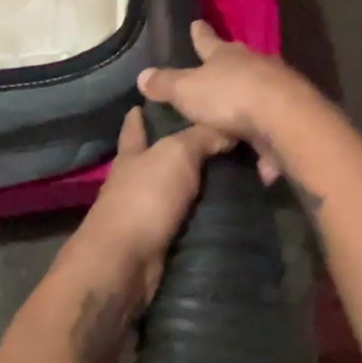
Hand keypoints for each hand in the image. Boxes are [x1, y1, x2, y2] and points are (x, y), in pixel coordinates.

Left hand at [69, 108, 233, 298]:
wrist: (124, 266)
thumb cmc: (144, 199)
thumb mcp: (176, 154)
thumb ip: (201, 137)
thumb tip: (229, 126)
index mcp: (131, 155)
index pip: (136, 124)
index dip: (145, 109)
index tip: (165, 96)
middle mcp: (134, 182)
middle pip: (159, 158)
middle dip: (182, 147)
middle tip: (222, 137)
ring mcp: (145, 214)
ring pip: (176, 191)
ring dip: (198, 185)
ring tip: (237, 173)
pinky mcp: (158, 242)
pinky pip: (187, 221)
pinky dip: (203, 215)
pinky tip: (228, 210)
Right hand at [136, 21, 325, 180]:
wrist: (284, 118)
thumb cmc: (229, 97)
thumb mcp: (187, 90)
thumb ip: (166, 84)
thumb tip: (143, 74)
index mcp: (226, 55)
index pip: (208, 40)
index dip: (200, 33)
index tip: (197, 22)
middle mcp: (255, 65)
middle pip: (239, 61)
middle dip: (230, 64)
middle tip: (221, 67)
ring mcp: (278, 88)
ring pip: (260, 90)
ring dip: (251, 100)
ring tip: (238, 117)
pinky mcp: (291, 115)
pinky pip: (273, 126)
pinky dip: (266, 137)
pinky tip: (262, 160)